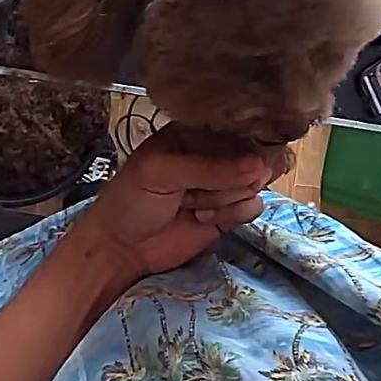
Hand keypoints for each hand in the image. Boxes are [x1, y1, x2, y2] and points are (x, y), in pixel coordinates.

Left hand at [62, 127, 272, 288]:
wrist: (122, 249)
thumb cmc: (131, 201)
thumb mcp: (160, 174)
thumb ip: (208, 168)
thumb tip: (259, 165)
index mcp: (194, 133)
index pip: (233, 130)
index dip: (234, 150)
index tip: (217, 168)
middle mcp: (213, 155)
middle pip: (250, 157)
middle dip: (227, 179)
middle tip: (192, 190)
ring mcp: (224, 183)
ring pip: (254, 183)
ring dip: (224, 199)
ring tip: (191, 205)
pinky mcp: (230, 211)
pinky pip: (253, 206)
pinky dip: (232, 215)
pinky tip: (204, 219)